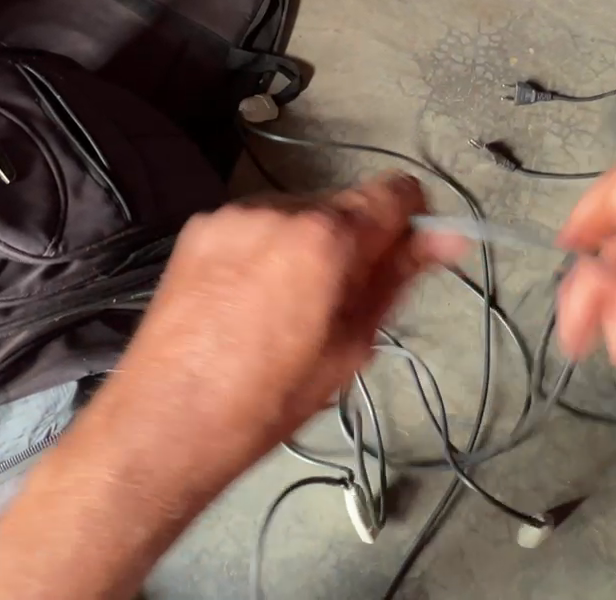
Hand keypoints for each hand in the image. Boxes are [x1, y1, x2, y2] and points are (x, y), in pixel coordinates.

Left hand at [107, 174, 461, 468]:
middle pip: (347, 204)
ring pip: (302, 212)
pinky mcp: (203, 224)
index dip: (411, 219)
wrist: (164, 424)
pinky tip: (249, 295)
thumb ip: (399, 277)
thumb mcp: (353, 343)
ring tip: (286, 302)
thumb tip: (450, 237)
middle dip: (355, 240)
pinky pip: (260, 222)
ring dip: (310, 242)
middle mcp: (285, 206)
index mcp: (329, 236)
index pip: (397, 190)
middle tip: (339, 298)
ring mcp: (237, 211)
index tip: (402, 254)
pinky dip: (269, 245)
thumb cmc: (271, 398)